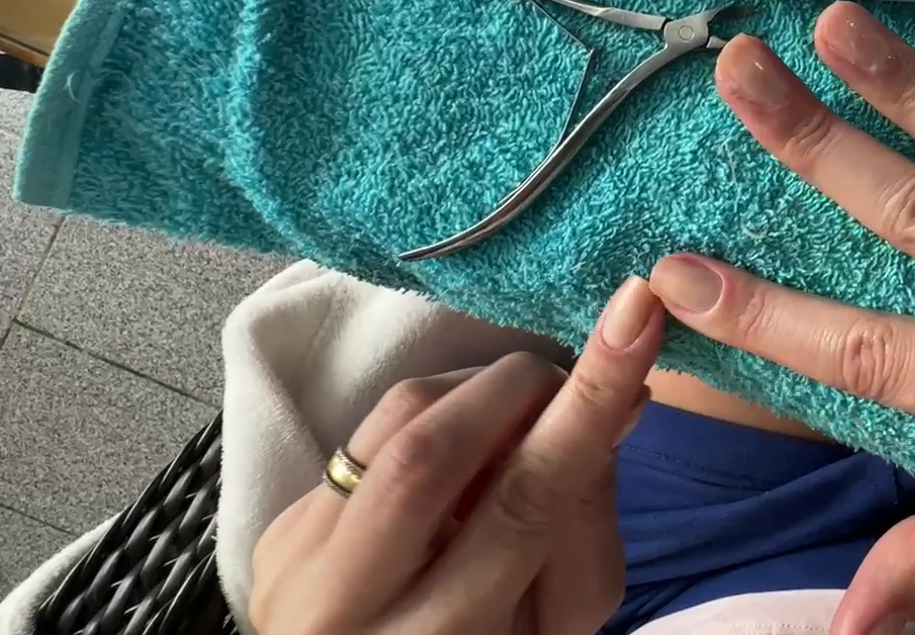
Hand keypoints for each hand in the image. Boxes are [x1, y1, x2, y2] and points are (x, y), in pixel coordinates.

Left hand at [249, 278, 663, 634]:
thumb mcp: (566, 615)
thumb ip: (591, 513)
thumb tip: (618, 398)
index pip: (525, 500)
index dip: (588, 398)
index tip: (636, 309)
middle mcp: (338, 611)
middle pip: (434, 447)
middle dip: (528, 384)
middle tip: (573, 385)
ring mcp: (296, 563)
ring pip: (402, 412)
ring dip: (487, 392)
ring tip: (518, 427)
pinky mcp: (278, 524)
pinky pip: (378, 422)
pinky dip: (449, 410)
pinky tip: (466, 455)